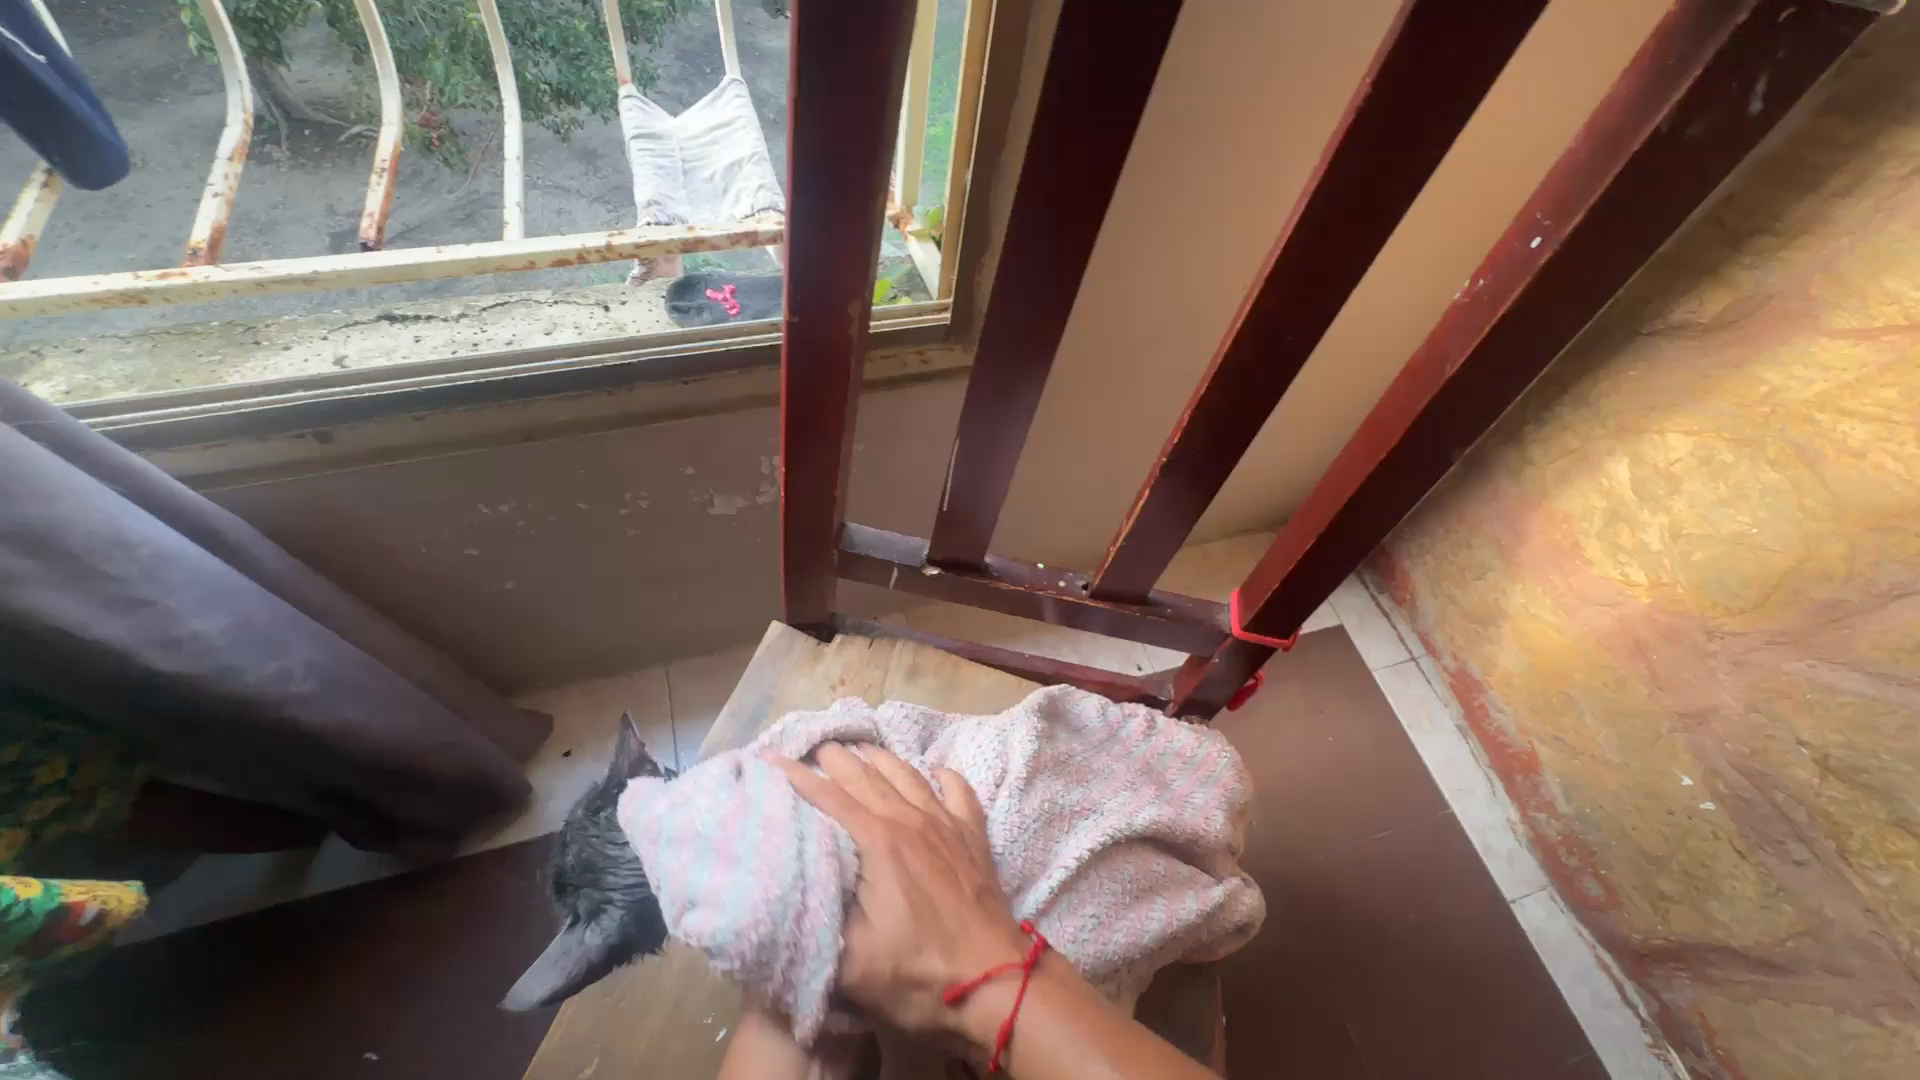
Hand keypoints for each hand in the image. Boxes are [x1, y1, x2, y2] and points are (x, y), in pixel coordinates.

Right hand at [770, 743, 1030, 1039]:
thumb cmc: (917, 973)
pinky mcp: (974, 837)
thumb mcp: (851, 961)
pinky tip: (936, 770)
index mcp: (878, 842)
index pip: (831, 799)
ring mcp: (947, 825)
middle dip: (840, 759)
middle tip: (819, 746)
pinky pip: (959, 792)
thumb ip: (819, 921)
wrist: (994, 981)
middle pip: (869, 778)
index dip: (800, 778)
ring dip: (883, 759)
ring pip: (910, 776)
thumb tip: (794, 892)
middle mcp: (911, 821)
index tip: (776, 760)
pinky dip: (945, 776)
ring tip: (865, 748)